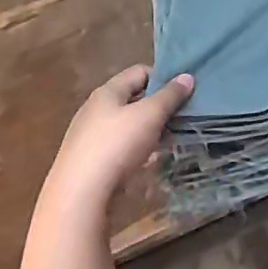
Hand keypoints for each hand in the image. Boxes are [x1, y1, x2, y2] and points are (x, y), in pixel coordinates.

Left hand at [40, 66, 191, 212]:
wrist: (79, 196)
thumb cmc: (117, 145)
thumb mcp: (151, 114)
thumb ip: (170, 94)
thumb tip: (187, 76)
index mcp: (107, 92)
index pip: (140, 72)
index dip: (164, 78)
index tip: (183, 93)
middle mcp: (96, 109)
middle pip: (135, 99)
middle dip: (160, 107)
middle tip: (181, 118)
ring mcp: (91, 136)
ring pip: (130, 124)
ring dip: (152, 130)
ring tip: (170, 141)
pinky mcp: (91, 160)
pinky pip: (122, 146)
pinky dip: (138, 149)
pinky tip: (149, 161)